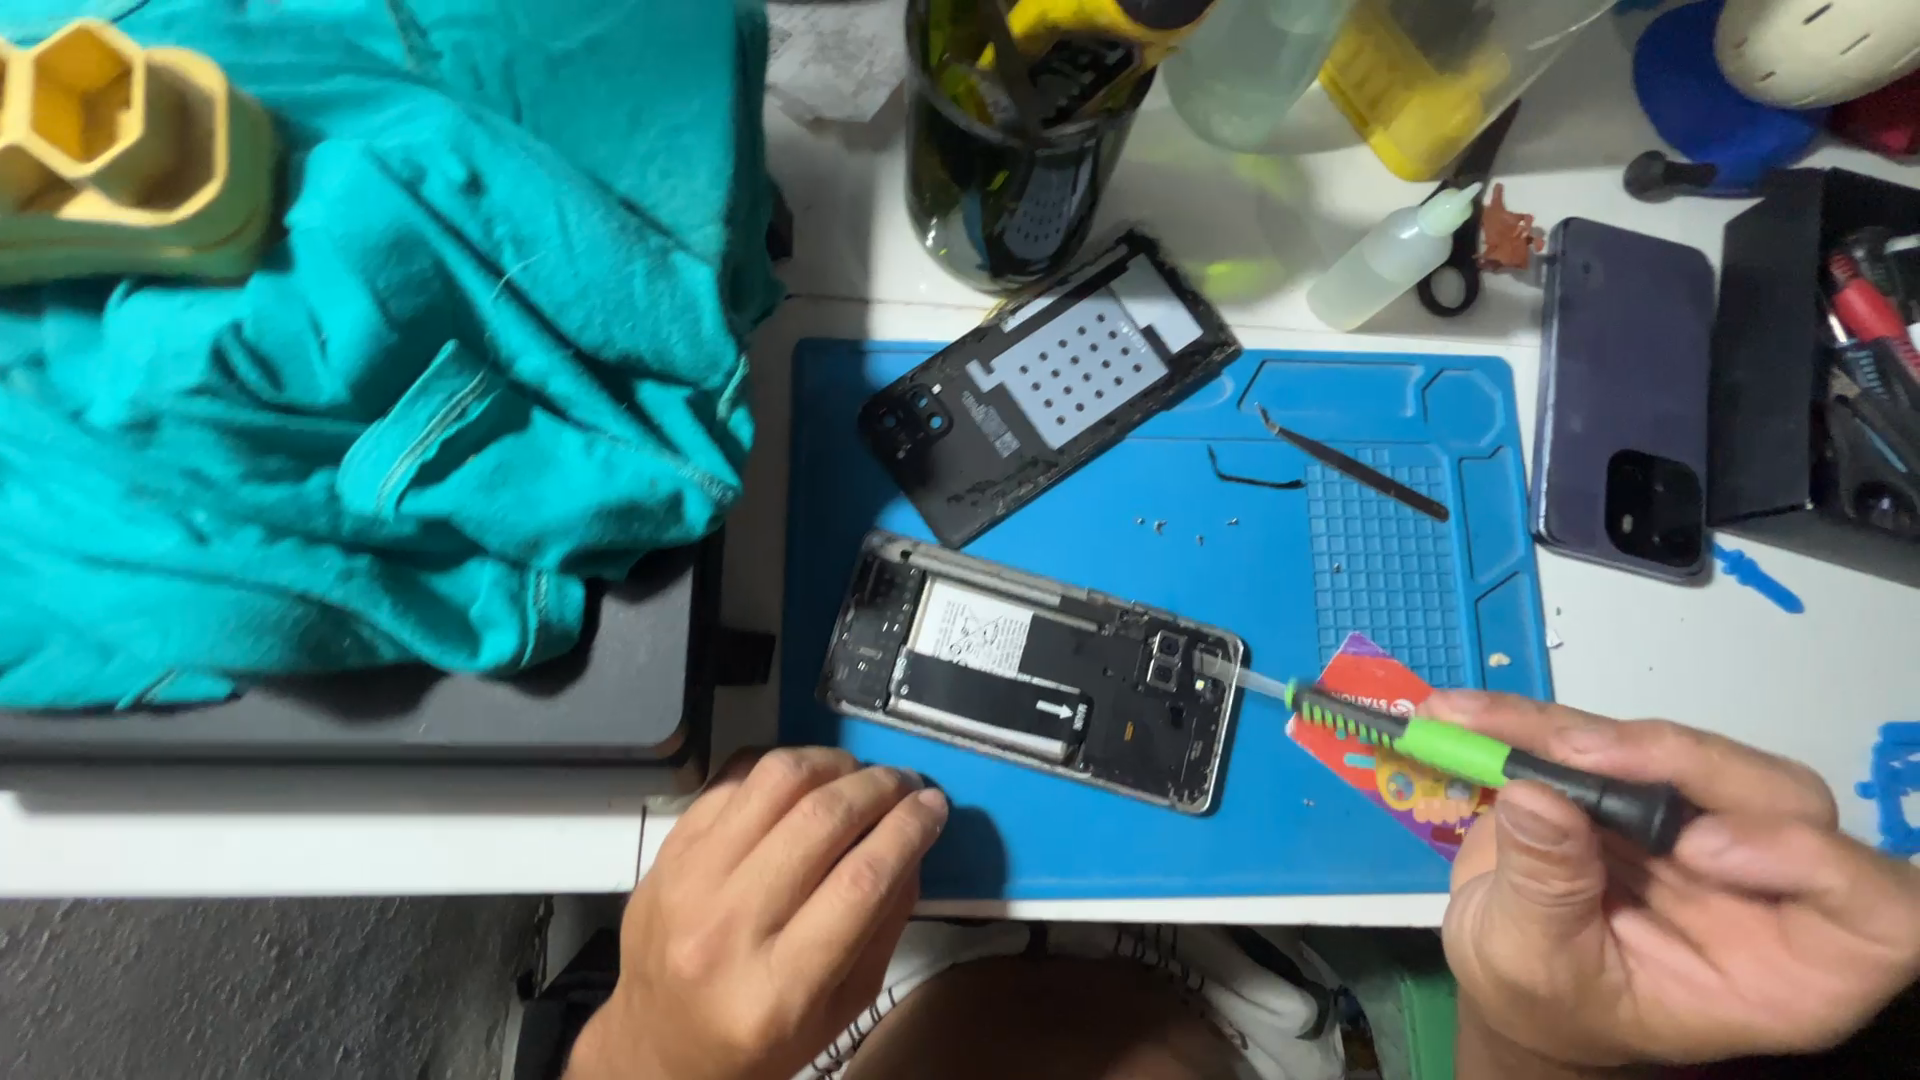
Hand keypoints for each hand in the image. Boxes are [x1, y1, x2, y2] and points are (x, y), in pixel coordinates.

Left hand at [567, 748, 948, 1079]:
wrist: (656, 1045)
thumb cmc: (761, 1038)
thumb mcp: (844, 1005)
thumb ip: (885, 921)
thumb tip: (912, 839)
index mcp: (777, 989)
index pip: (861, 882)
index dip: (909, 830)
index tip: (934, 805)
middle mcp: (726, 927)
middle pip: (821, 820)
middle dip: (880, 787)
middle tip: (905, 783)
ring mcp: (688, 878)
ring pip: (777, 779)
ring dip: (833, 763)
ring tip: (856, 774)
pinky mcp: (669, 847)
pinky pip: (736, 776)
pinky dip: (785, 768)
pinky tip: (807, 783)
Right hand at [1429, 691, 1919, 1069]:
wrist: (1504, 973)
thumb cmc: (1545, 999)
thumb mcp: (1538, 961)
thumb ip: (1545, 887)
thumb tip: (1537, 796)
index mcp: (1781, 962)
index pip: (1872, 908)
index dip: (1811, 862)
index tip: (1698, 849)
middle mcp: (1752, 881)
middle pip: (1769, 795)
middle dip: (1675, 759)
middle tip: (1573, 753)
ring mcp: (1683, 822)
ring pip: (1663, 747)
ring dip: (1567, 727)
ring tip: (1472, 720)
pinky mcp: (1617, 785)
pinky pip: (1580, 735)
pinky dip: (1515, 719)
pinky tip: (1458, 712)